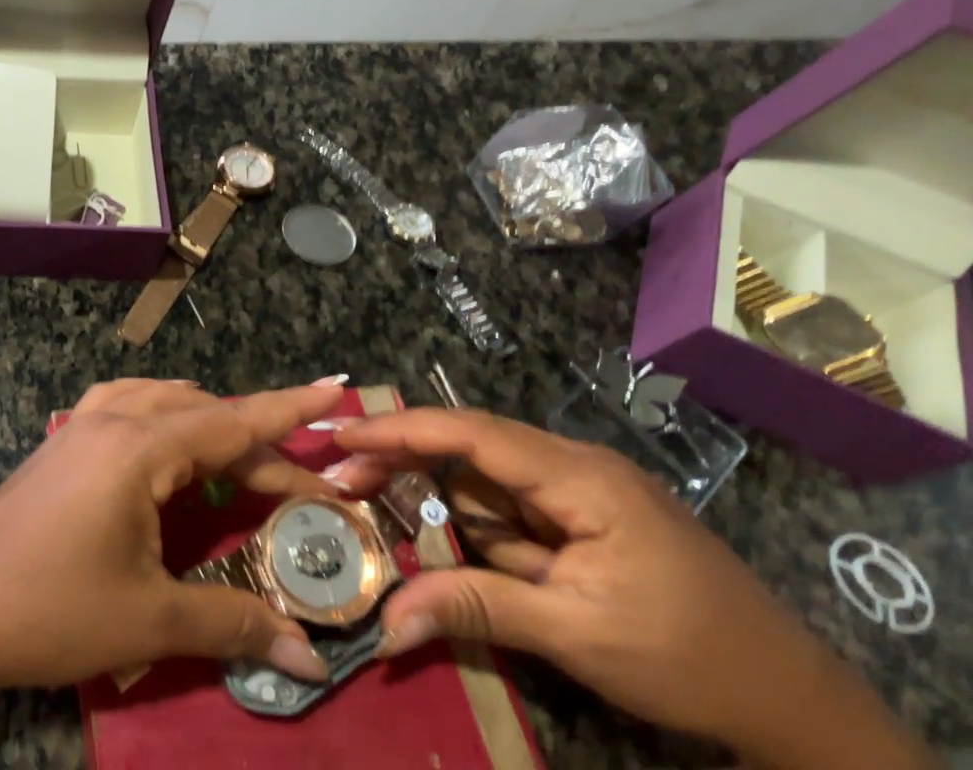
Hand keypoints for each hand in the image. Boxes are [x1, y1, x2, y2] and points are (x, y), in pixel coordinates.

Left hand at [0, 378, 348, 691]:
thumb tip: (308, 654)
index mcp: (136, 448)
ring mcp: (74, 429)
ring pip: (154, 399)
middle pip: (196, 410)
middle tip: (296, 482)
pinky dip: (157, 417)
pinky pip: (119, 408)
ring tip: (237, 453)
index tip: (336, 390)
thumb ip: (233, 623)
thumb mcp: (150, 620)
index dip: (288, 411)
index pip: (229, 421)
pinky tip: (161, 448)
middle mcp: (107, 420)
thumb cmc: (51, 610)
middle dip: (251, 438)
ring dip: (202, 419)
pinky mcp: (56, 448)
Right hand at [328, 409, 934, 767]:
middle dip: (404, 461)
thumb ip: (475, 610)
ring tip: (371, 508)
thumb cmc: (690, 657)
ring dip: (434, 499)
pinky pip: (509, 514)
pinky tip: (437, 544)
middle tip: (341, 483)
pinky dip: (469, 527)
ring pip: (485, 482)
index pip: (474, 434)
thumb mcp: (576, 634)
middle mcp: (577, 470)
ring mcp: (581, 497)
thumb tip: (386, 622)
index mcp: (582, 479)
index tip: (340, 435)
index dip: (401, 430)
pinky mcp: (581, 525)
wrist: (791, 701)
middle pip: (471, 448)